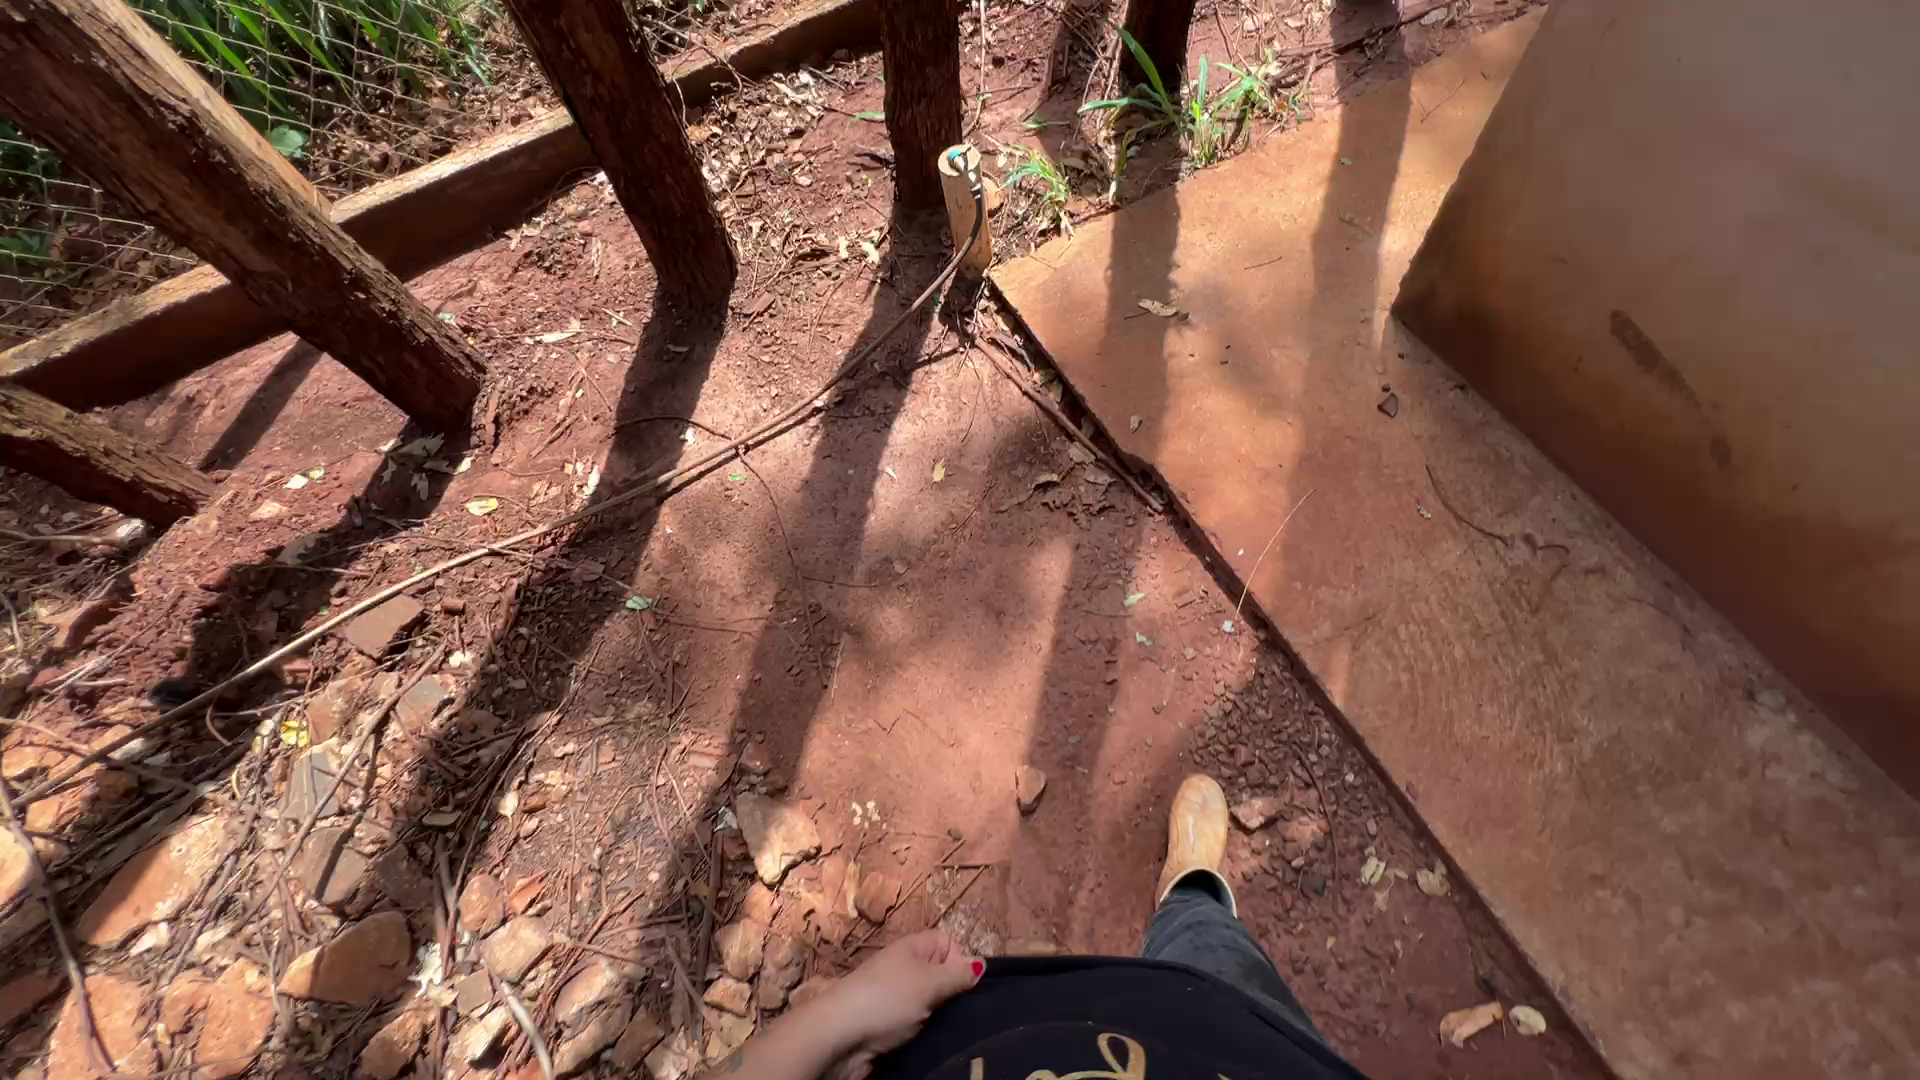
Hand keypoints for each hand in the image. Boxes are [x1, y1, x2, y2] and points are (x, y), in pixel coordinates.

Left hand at [811, 930, 982, 1076]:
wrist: (840, 1035)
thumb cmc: (887, 999)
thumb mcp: (929, 983)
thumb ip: (957, 975)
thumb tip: (982, 963)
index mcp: (914, 947)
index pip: (949, 943)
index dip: (960, 961)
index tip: (964, 985)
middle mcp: (906, 967)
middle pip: (941, 975)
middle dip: (953, 994)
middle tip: (961, 1013)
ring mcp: (896, 996)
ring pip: (931, 1003)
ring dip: (939, 1017)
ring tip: (948, 1030)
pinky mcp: (889, 1024)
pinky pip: (917, 1023)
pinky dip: (925, 1032)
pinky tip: (931, 1042)